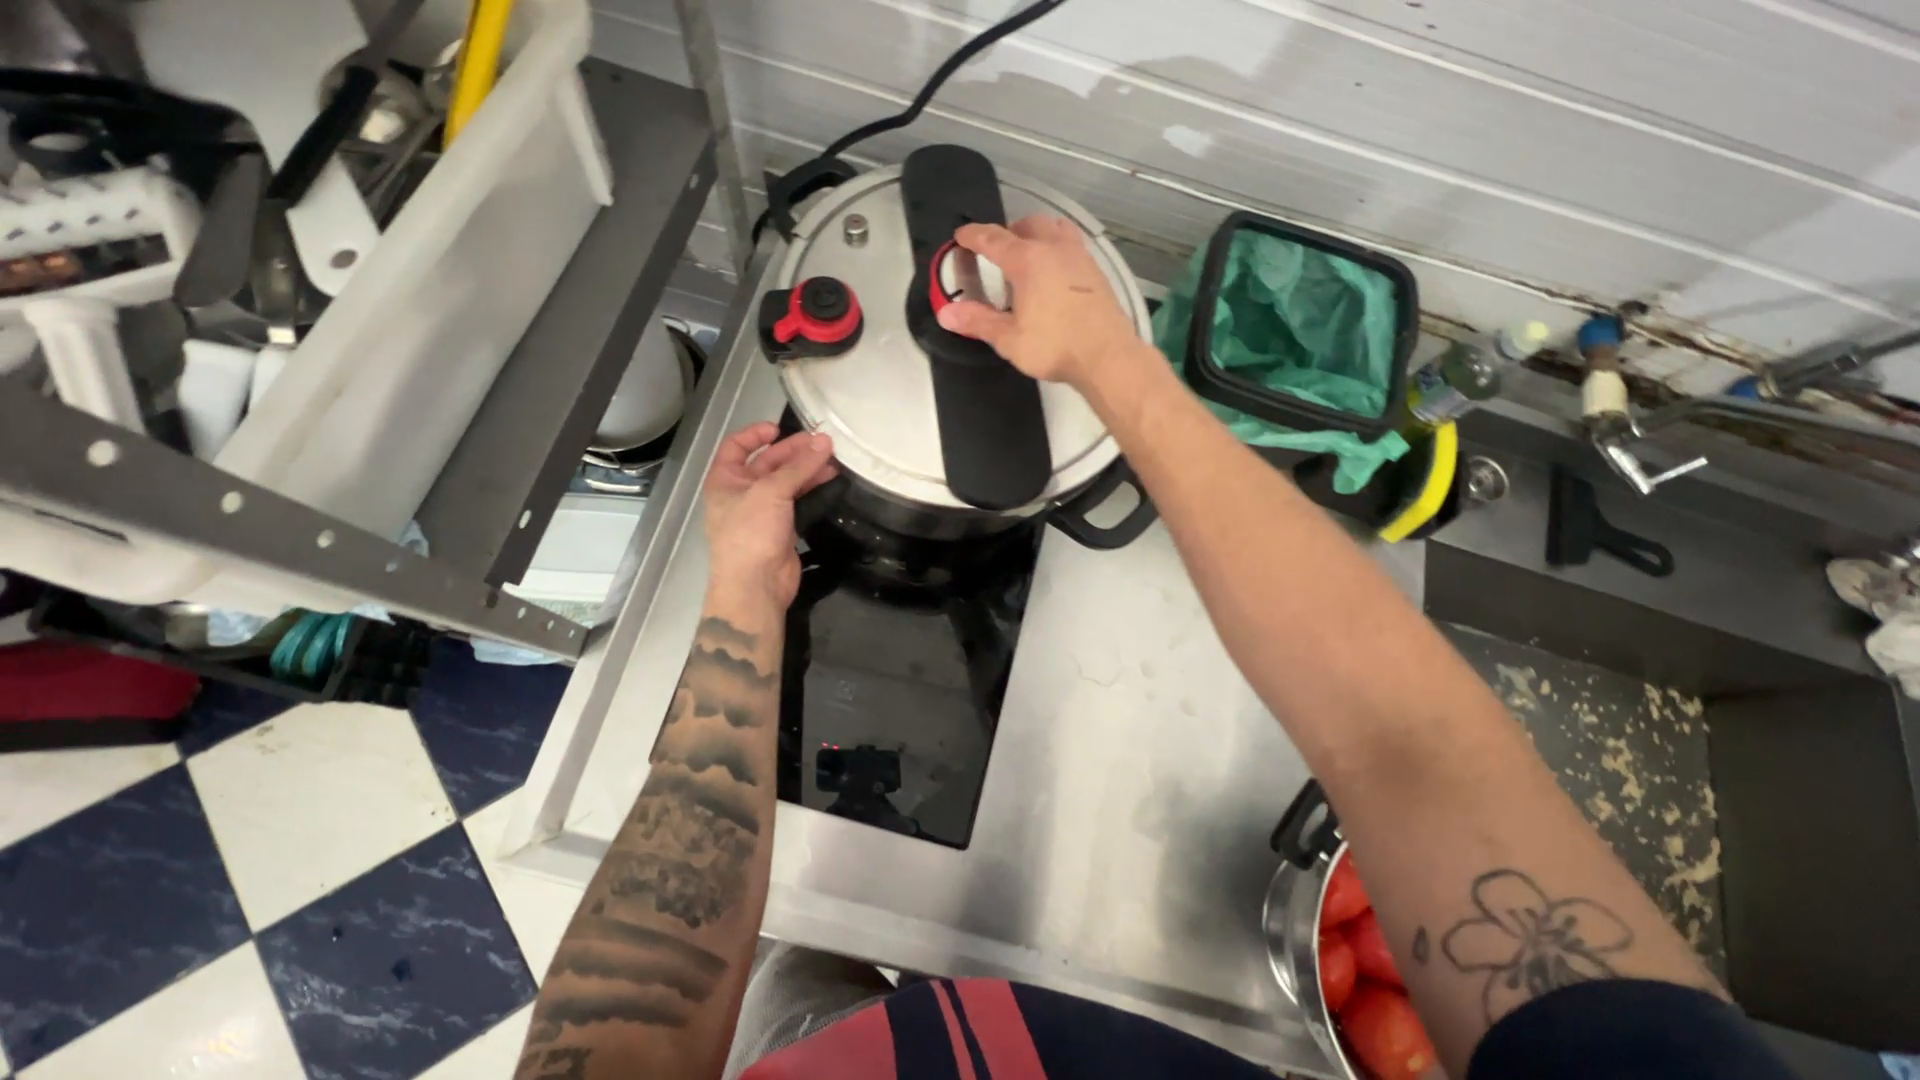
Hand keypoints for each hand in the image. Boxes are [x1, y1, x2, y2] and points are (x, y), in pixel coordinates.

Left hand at [704, 423, 835, 609]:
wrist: (755, 585)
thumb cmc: (750, 533)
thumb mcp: (771, 492)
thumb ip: (799, 466)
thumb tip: (824, 442)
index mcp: (725, 480)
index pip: (736, 447)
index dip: (755, 434)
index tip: (780, 428)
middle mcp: (741, 493)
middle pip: (767, 463)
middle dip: (793, 452)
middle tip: (821, 442)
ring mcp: (762, 511)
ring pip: (786, 481)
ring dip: (807, 469)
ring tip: (833, 458)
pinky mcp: (782, 527)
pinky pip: (797, 500)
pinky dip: (812, 488)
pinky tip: (829, 479)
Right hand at [935, 216, 1143, 387]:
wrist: (1108, 356)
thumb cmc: (1055, 346)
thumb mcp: (1009, 339)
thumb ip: (978, 321)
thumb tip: (945, 313)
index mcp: (1027, 260)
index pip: (993, 239)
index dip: (974, 236)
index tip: (961, 236)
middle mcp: (1054, 249)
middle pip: (1028, 224)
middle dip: (1009, 231)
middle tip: (998, 250)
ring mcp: (1080, 256)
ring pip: (1056, 228)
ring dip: (1038, 233)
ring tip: (1030, 252)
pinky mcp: (1097, 271)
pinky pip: (1073, 244)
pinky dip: (1058, 247)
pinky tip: (1057, 270)